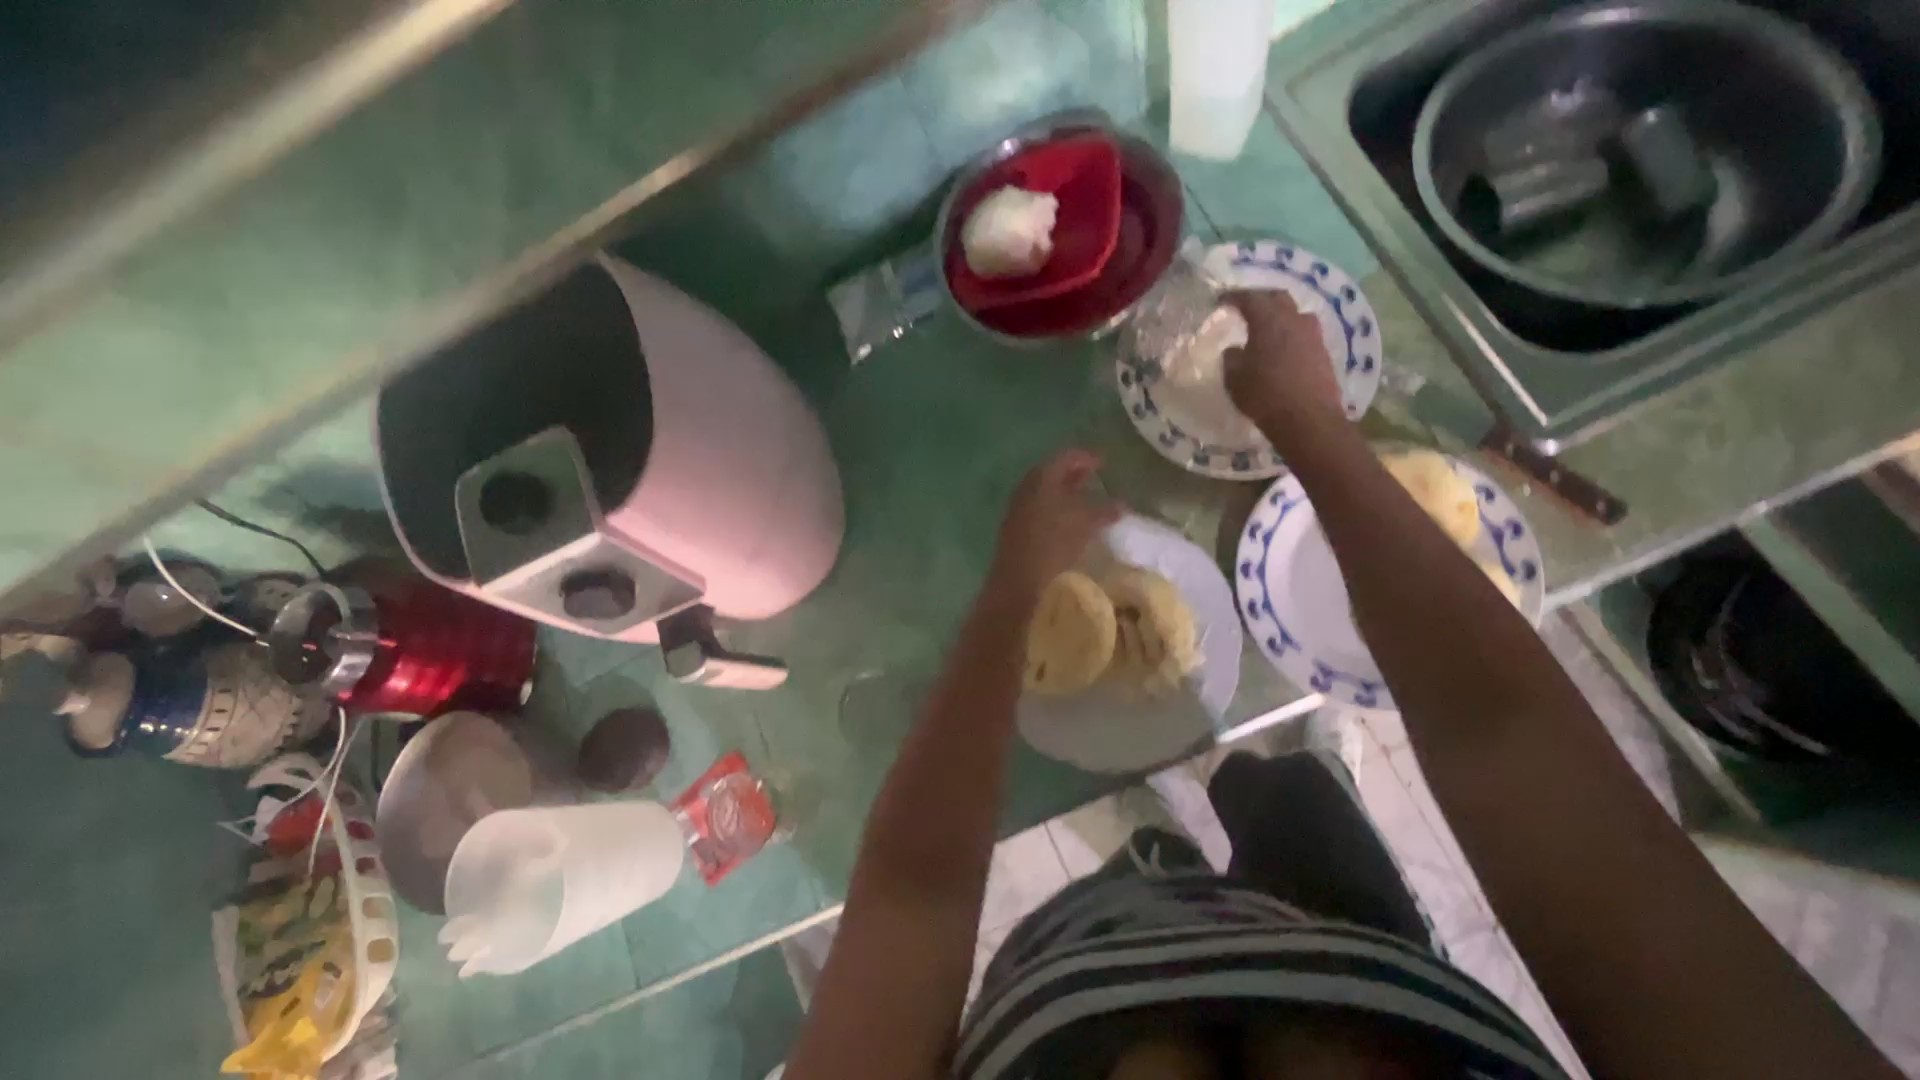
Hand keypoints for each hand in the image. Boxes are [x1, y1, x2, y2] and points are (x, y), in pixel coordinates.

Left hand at [990, 449, 1121, 597]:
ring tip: (1087, 501)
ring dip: (1065, 494)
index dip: (1085, 457)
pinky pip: (1040, 512)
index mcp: (1041, 480)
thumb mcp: (1084, 525)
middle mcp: (1026, 490)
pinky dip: (1057, 511)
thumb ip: (1103, 511)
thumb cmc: (1053, 546)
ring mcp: (1018, 511)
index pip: (1064, 458)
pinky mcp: (1016, 532)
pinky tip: (1070, 524)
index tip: (1103, 461)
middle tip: (1095, 477)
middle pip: (1051, 475)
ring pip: (1045, 495)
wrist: (1017, 584)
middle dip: (1074, 475)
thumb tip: (1121, 505)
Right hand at [1222, 289, 1343, 429]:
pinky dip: (1290, 334)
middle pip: (1277, 297)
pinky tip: (1282, 348)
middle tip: (1246, 307)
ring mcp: (1313, 335)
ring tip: (1267, 327)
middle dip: (1260, 298)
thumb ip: (1232, 357)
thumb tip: (1235, 349)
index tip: (1220, 301)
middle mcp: (1294, 320)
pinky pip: (1304, 334)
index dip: (1233, 297)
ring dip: (1280, 316)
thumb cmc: (1264, 394)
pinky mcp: (1323, 352)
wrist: (1307, 419)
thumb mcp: (1234, 378)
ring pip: (1295, 314)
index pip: (1249, 298)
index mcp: (1268, 320)